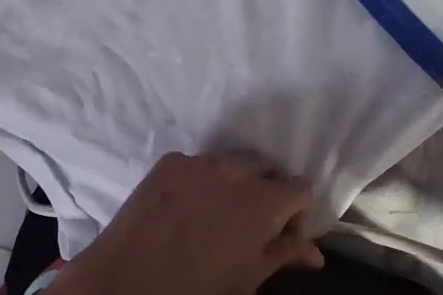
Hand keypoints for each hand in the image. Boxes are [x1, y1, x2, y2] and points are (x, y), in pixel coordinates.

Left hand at [55, 152, 322, 294]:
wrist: (128, 279)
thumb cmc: (197, 287)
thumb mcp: (247, 278)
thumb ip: (283, 255)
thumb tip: (314, 252)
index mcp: (262, 202)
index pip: (301, 187)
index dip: (299, 211)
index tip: (286, 233)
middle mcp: (235, 170)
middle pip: (268, 167)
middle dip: (270, 190)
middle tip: (256, 225)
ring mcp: (200, 160)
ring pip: (233, 160)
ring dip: (238, 181)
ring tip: (221, 214)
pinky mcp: (170, 160)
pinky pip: (199, 162)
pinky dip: (203, 179)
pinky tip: (190, 207)